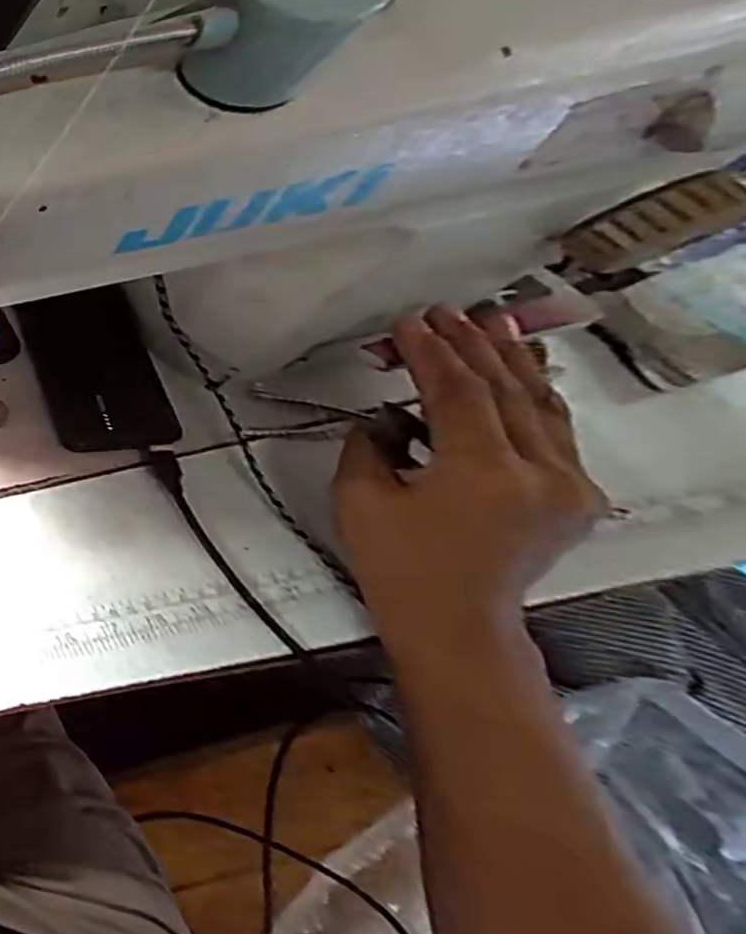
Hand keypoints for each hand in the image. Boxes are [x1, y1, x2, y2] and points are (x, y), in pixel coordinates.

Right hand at [332, 305, 606, 648]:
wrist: (452, 619)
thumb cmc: (397, 563)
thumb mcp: (359, 499)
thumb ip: (369, 446)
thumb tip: (384, 420)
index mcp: (484, 473)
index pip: (460, 394)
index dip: (432, 354)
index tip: (410, 324)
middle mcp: (543, 473)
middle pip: (511, 391)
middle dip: (474, 348)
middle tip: (448, 314)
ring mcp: (569, 485)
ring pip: (545, 406)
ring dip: (513, 363)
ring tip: (492, 326)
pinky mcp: (574, 497)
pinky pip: (556, 432)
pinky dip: (534, 397)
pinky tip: (520, 375)